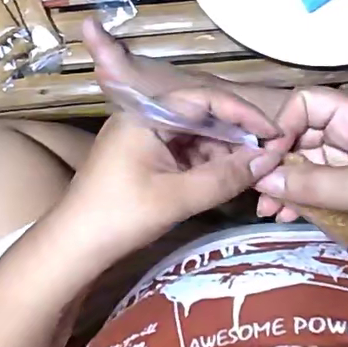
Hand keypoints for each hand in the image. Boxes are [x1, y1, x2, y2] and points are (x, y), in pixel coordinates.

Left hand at [46, 87, 284, 265]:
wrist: (73, 247)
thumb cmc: (121, 216)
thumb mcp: (178, 198)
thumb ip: (225, 177)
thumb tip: (269, 159)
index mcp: (148, 114)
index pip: (205, 98)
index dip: (244, 113)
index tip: (274, 133)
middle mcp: (147, 117)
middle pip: (203, 115)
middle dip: (237, 136)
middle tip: (270, 156)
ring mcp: (146, 136)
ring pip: (197, 135)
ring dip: (225, 152)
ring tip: (255, 172)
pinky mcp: (146, 156)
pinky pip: (186, 151)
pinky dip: (208, 164)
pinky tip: (230, 179)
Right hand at [254, 88, 347, 256]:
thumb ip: (315, 184)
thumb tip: (262, 179)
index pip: (306, 104)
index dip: (282, 125)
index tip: (266, 159)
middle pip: (302, 137)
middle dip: (277, 163)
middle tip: (256, 191)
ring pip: (309, 167)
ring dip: (287, 186)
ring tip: (266, 211)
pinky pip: (323, 190)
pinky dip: (304, 201)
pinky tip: (288, 217)